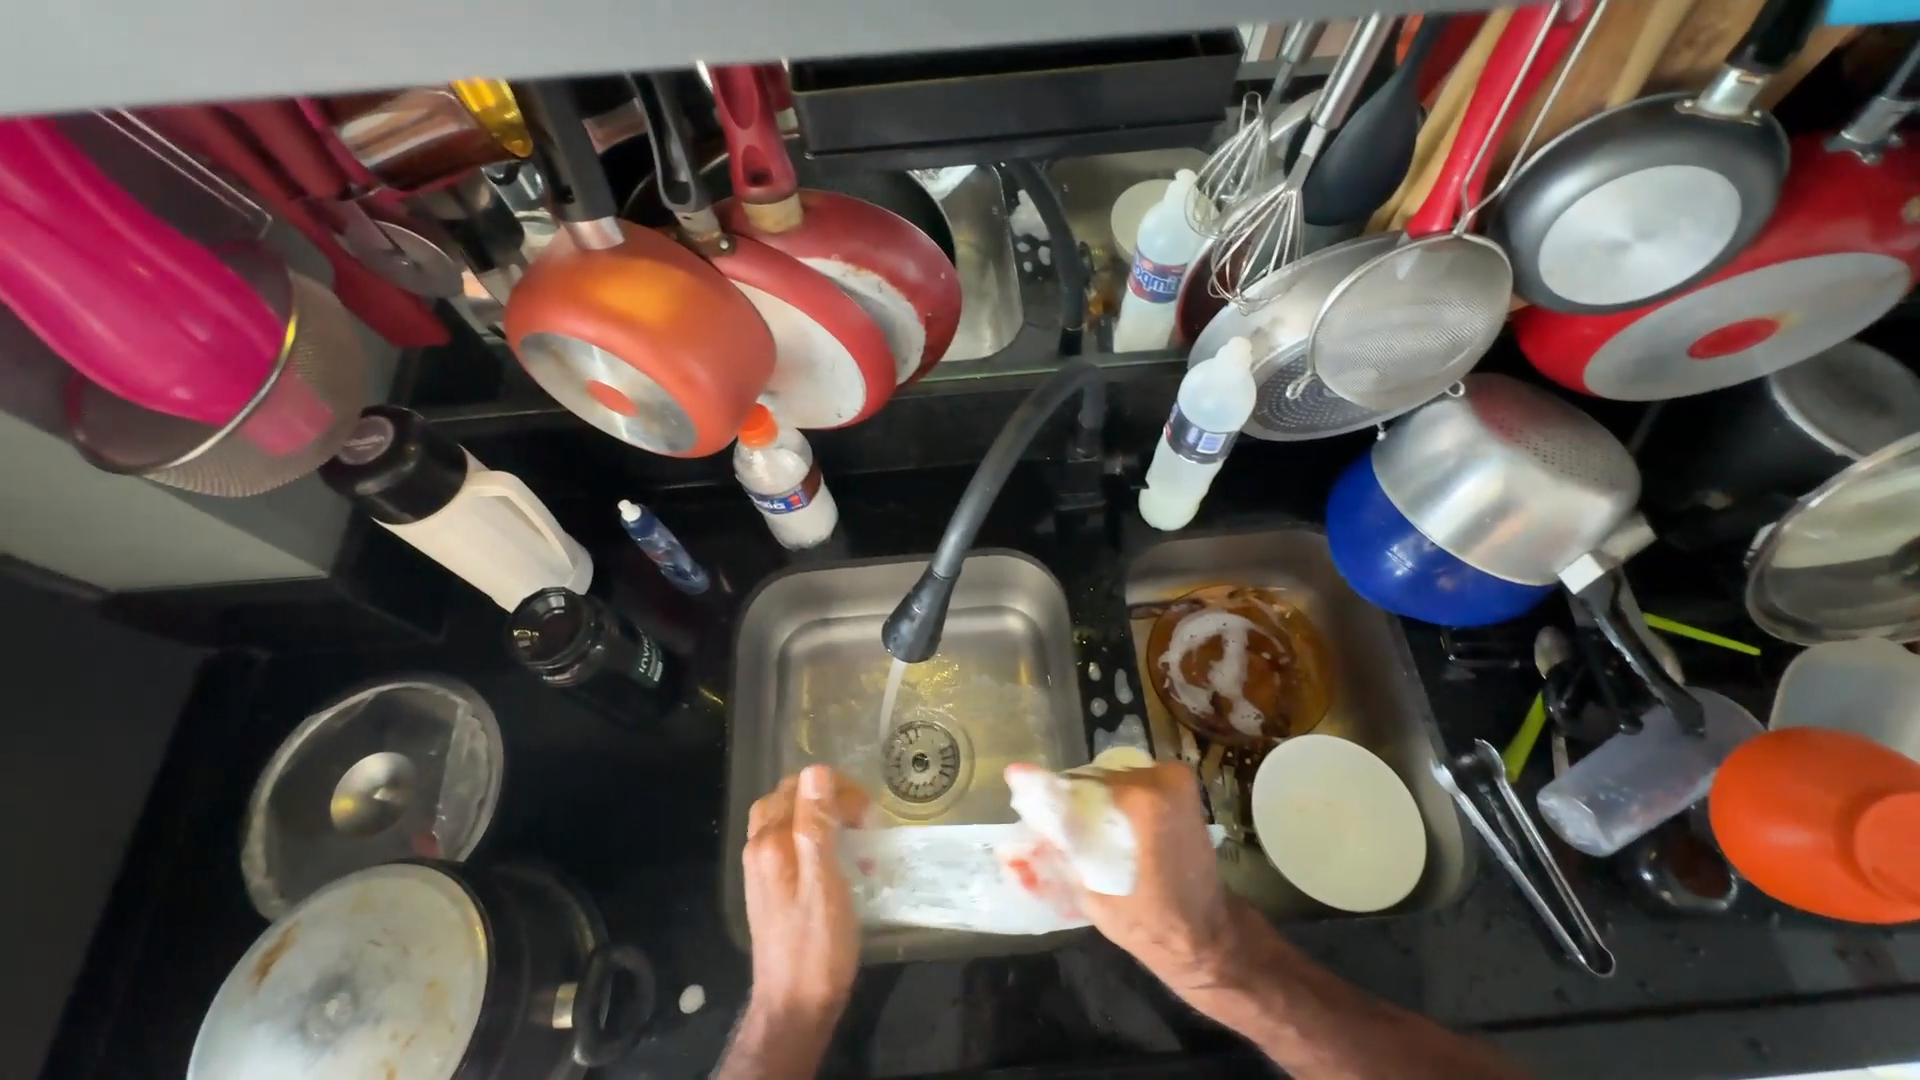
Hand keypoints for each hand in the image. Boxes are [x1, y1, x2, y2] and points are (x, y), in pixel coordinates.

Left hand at [741, 764, 869, 1019]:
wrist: (794, 1004)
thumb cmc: (817, 946)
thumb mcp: (825, 881)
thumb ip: (817, 825)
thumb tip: (818, 771)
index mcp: (771, 842)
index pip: (802, 784)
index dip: (839, 790)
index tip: (867, 817)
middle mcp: (759, 847)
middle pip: (791, 796)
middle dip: (831, 798)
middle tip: (864, 825)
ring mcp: (761, 867)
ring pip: (789, 817)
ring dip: (823, 817)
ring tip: (854, 840)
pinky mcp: (769, 885)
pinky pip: (789, 841)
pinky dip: (815, 839)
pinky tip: (837, 861)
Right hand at [1023, 761, 1244, 993]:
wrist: (1205, 935)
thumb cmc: (1148, 920)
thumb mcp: (1090, 890)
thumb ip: (1056, 850)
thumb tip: (1019, 827)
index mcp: (1140, 798)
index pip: (1076, 783)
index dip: (1048, 793)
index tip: (1026, 797)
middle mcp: (1160, 778)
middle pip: (1096, 778)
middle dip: (1075, 798)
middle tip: (1060, 827)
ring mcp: (1176, 780)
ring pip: (1115, 779)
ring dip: (1098, 799)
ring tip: (1085, 831)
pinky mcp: (1184, 789)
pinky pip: (1135, 783)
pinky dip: (1119, 800)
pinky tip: (1110, 829)